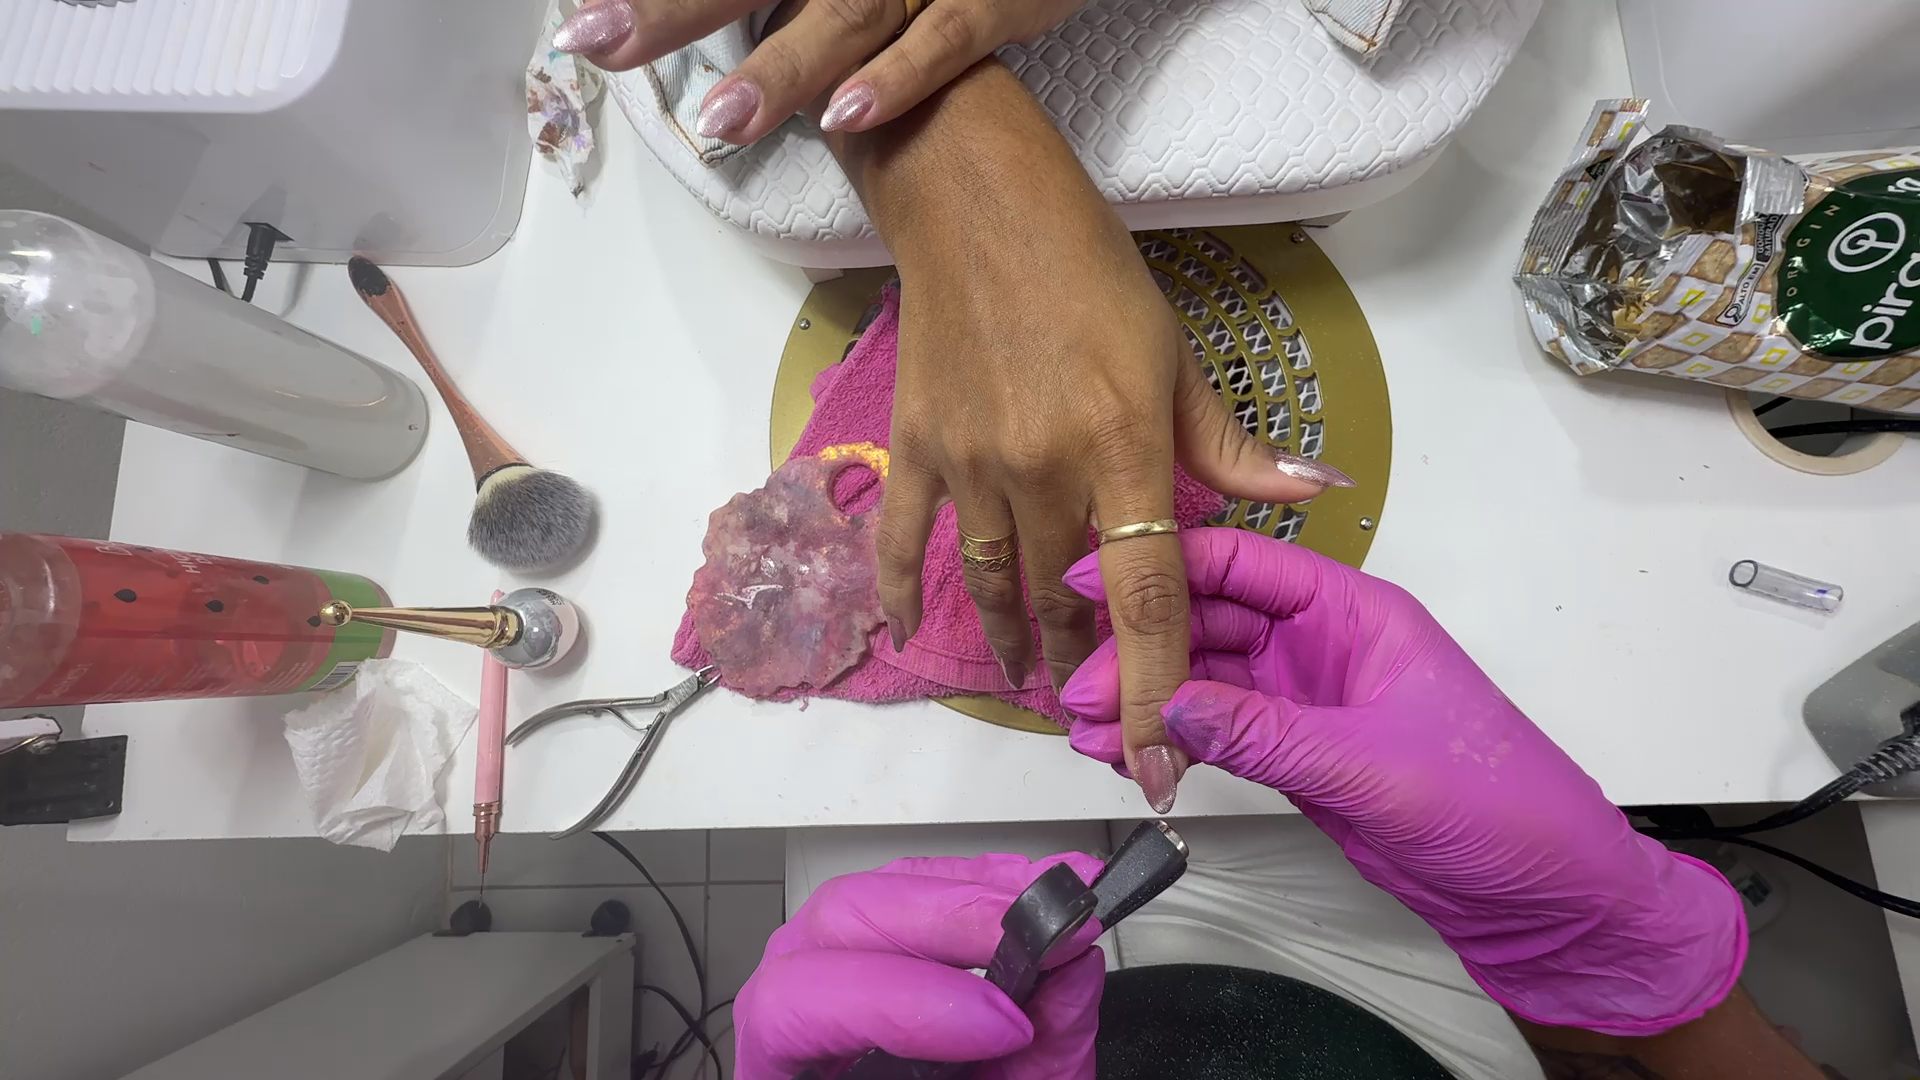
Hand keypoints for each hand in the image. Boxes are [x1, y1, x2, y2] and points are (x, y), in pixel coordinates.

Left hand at [553, 0, 1083, 143]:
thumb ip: (806, 3)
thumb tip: (749, 23)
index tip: (585, 20)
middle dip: (677, 8)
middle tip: (597, 42)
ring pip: (847, 17)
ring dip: (783, 70)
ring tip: (720, 122)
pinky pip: (945, 40)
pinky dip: (898, 79)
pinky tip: (846, 119)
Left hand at [734, 852, 1106, 1079]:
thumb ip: (1023, 1069)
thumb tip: (1070, 976)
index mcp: (776, 1057)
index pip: (797, 999)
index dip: (902, 1001)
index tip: (999, 1023)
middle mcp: (790, 989)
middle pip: (845, 914)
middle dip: (953, 916)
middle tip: (1042, 933)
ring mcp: (829, 948)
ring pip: (890, 883)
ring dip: (982, 888)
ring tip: (1053, 902)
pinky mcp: (879, 927)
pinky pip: (924, 881)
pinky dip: (986, 881)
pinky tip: (1029, 887)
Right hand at [864, 66, 1342, 812]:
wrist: (980, 213)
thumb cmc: (1091, 274)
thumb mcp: (1175, 352)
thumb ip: (1232, 442)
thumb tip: (1313, 491)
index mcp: (1121, 450)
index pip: (1146, 598)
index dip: (1156, 691)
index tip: (1158, 768)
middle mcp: (1040, 474)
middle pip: (1067, 604)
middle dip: (1086, 668)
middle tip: (1097, 708)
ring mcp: (968, 468)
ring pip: (993, 586)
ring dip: (1015, 642)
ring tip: (1030, 682)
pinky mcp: (916, 452)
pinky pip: (906, 541)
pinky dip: (904, 594)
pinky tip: (909, 636)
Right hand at [1059, 528, 1746, 1036]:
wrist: (1544, 902)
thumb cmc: (1499, 809)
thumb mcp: (1376, 765)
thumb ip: (1267, 732)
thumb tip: (1168, 703)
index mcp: (1348, 611)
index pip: (1243, 563)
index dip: (1165, 564)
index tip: (1095, 577)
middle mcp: (1311, 640)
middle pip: (1205, 624)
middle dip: (1140, 653)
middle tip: (1082, 690)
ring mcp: (1292, 693)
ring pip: (1197, 680)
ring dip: (1142, 702)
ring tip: (1089, 734)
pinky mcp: (1282, 743)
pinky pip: (1209, 729)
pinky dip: (1167, 739)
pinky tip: (1126, 756)